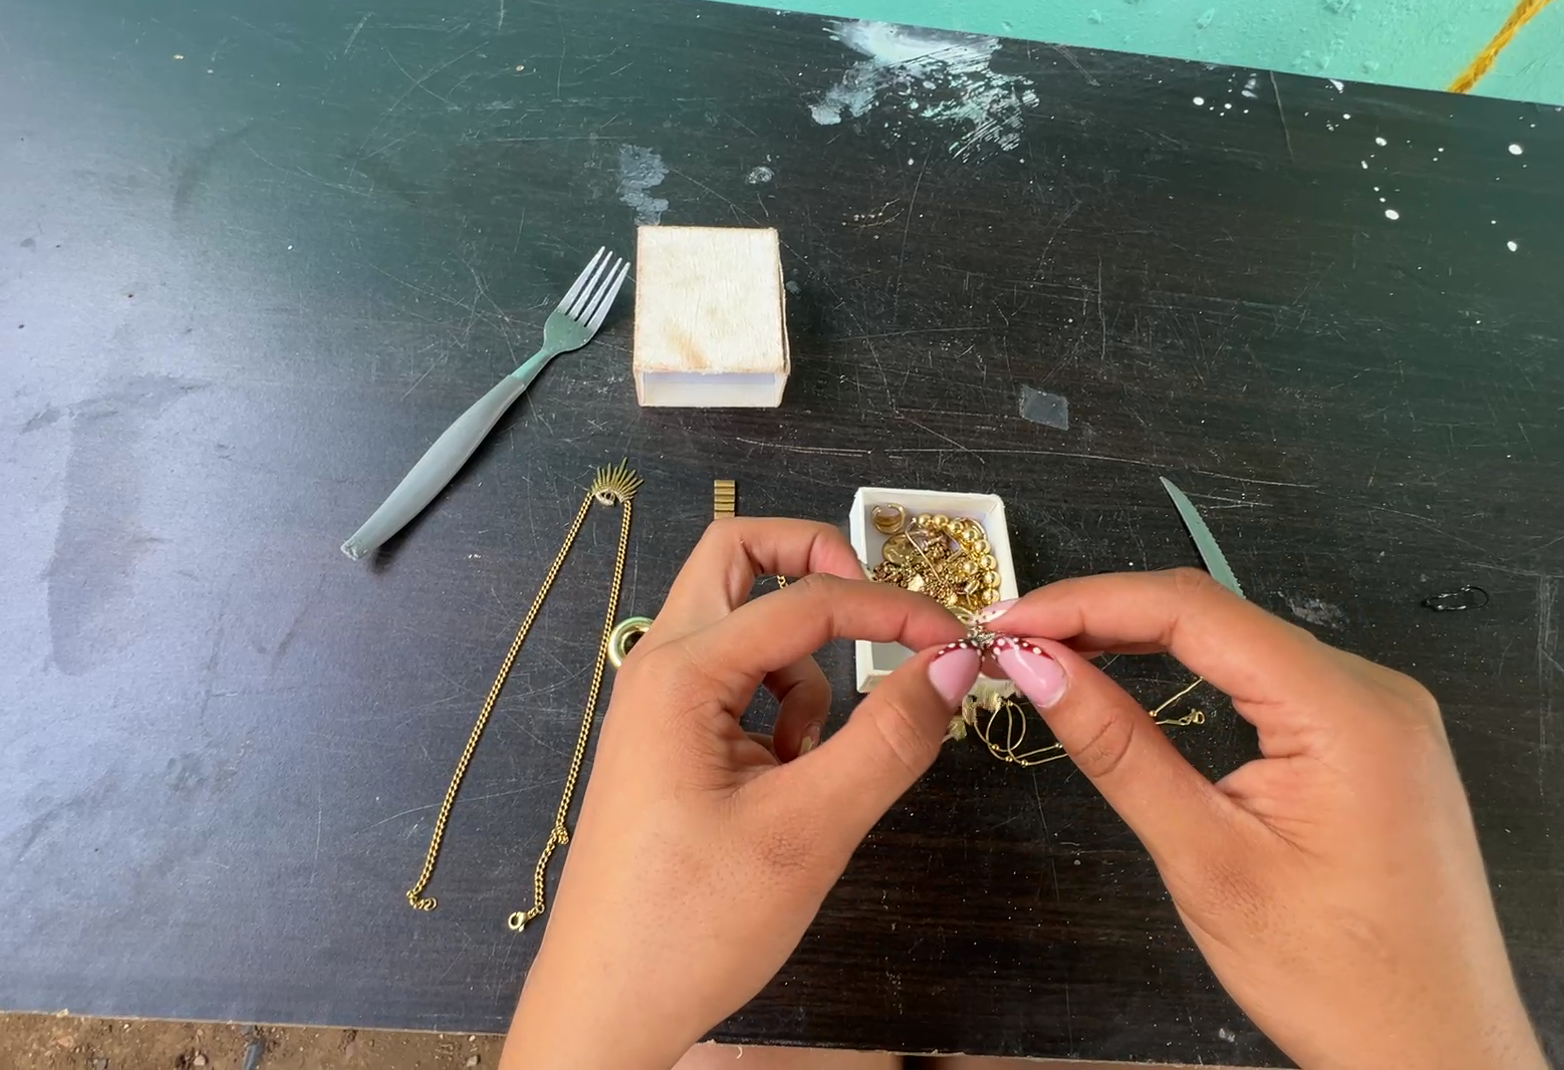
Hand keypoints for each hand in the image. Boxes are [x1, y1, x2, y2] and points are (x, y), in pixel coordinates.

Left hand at [500, 519, 977, 1069]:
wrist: (607, 1008)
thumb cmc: (695, 923)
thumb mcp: (808, 831)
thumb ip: (888, 739)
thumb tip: (953, 661)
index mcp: (682, 671)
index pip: (806, 601)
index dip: (891, 608)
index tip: (956, 640)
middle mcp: (662, 662)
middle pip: (736, 556)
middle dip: (812, 560)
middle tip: (872, 605)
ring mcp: (662, 696)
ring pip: (743, 618)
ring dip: (799, 657)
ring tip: (809, 754)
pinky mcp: (673, 731)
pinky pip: (740, 678)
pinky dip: (780, 703)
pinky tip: (784, 776)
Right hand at [980, 570, 1545, 1069]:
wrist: (1439, 1064)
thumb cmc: (1327, 976)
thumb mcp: (1202, 858)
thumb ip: (1115, 747)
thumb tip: (1032, 664)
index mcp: (1344, 710)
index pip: (1191, 610)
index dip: (1086, 602)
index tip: (1007, 623)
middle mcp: (1366, 684)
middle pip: (1208, 612)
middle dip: (1099, 614)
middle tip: (1014, 639)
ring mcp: (1368, 704)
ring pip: (1224, 634)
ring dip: (1129, 633)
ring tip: (1049, 650)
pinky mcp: (1357, 730)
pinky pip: (1248, 667)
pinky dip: (1172, 661)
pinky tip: (1122, 669)